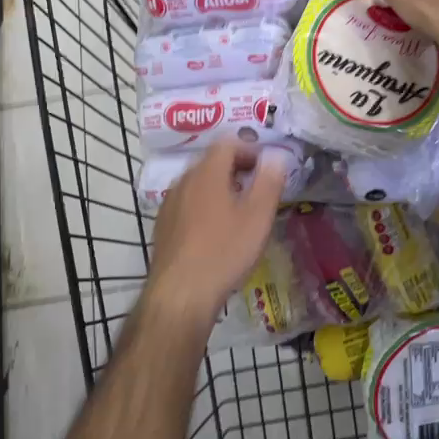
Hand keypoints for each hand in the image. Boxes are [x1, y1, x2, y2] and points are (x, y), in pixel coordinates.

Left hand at [143, 142, 287, 331]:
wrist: (180, 295)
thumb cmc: (224, 252)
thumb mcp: (258, 217)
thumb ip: (269, 181)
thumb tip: (276, 156)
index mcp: (207, 172)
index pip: (228, 143)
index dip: (249, 149)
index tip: (265, 168)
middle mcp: (184, 180)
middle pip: (212, 161)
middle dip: (236, 168)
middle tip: (256, 188)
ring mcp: (170, 203)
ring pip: (198, 182)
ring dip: (219, 187)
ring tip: (238, 211)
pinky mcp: (163, 225)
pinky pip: (187, 202)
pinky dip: (203, 205)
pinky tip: (213, 232)